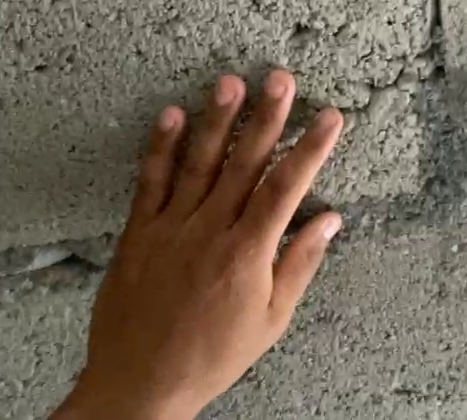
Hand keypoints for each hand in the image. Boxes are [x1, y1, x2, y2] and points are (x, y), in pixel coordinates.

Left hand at [53, 70, 344, 419]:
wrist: (135, 389)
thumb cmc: (211, 356)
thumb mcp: (270, 321)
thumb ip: (300, 264)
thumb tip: (330, 219)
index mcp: (247, 254)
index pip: (286, 188)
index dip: (310, 148)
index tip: (330, 116)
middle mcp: (210, 232)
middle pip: (244, 163)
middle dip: (267, 117)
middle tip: (281, 78)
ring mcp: (171, 229)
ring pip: (199, 164)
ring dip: (217, 120)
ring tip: (230, 82)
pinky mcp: (138, 234)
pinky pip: (150, 183)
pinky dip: (160, 148)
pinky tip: (170, 115)